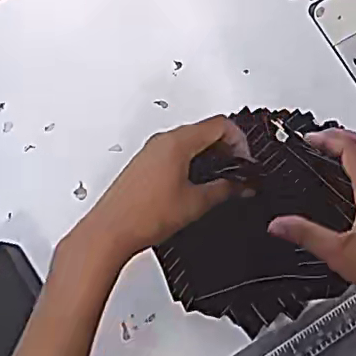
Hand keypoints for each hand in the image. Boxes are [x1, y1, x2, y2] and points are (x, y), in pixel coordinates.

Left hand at [69, 116, 250, 268]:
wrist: (109, 231)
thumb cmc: (142, 216)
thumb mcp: (196, 203)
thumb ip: (225, 190)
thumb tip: (242, 187)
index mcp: (177, 142)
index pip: (220, 124)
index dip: (240, 141)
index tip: (245, 161)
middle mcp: (163, 140)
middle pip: (206, 129)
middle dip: (227, 147)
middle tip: (238, 170)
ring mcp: (152, 150)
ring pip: (190, 140)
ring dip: (210, 154)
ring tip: (221, 179)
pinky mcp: (145, 162)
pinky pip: (175, 150)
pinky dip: (193, 160)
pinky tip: (197, 184)